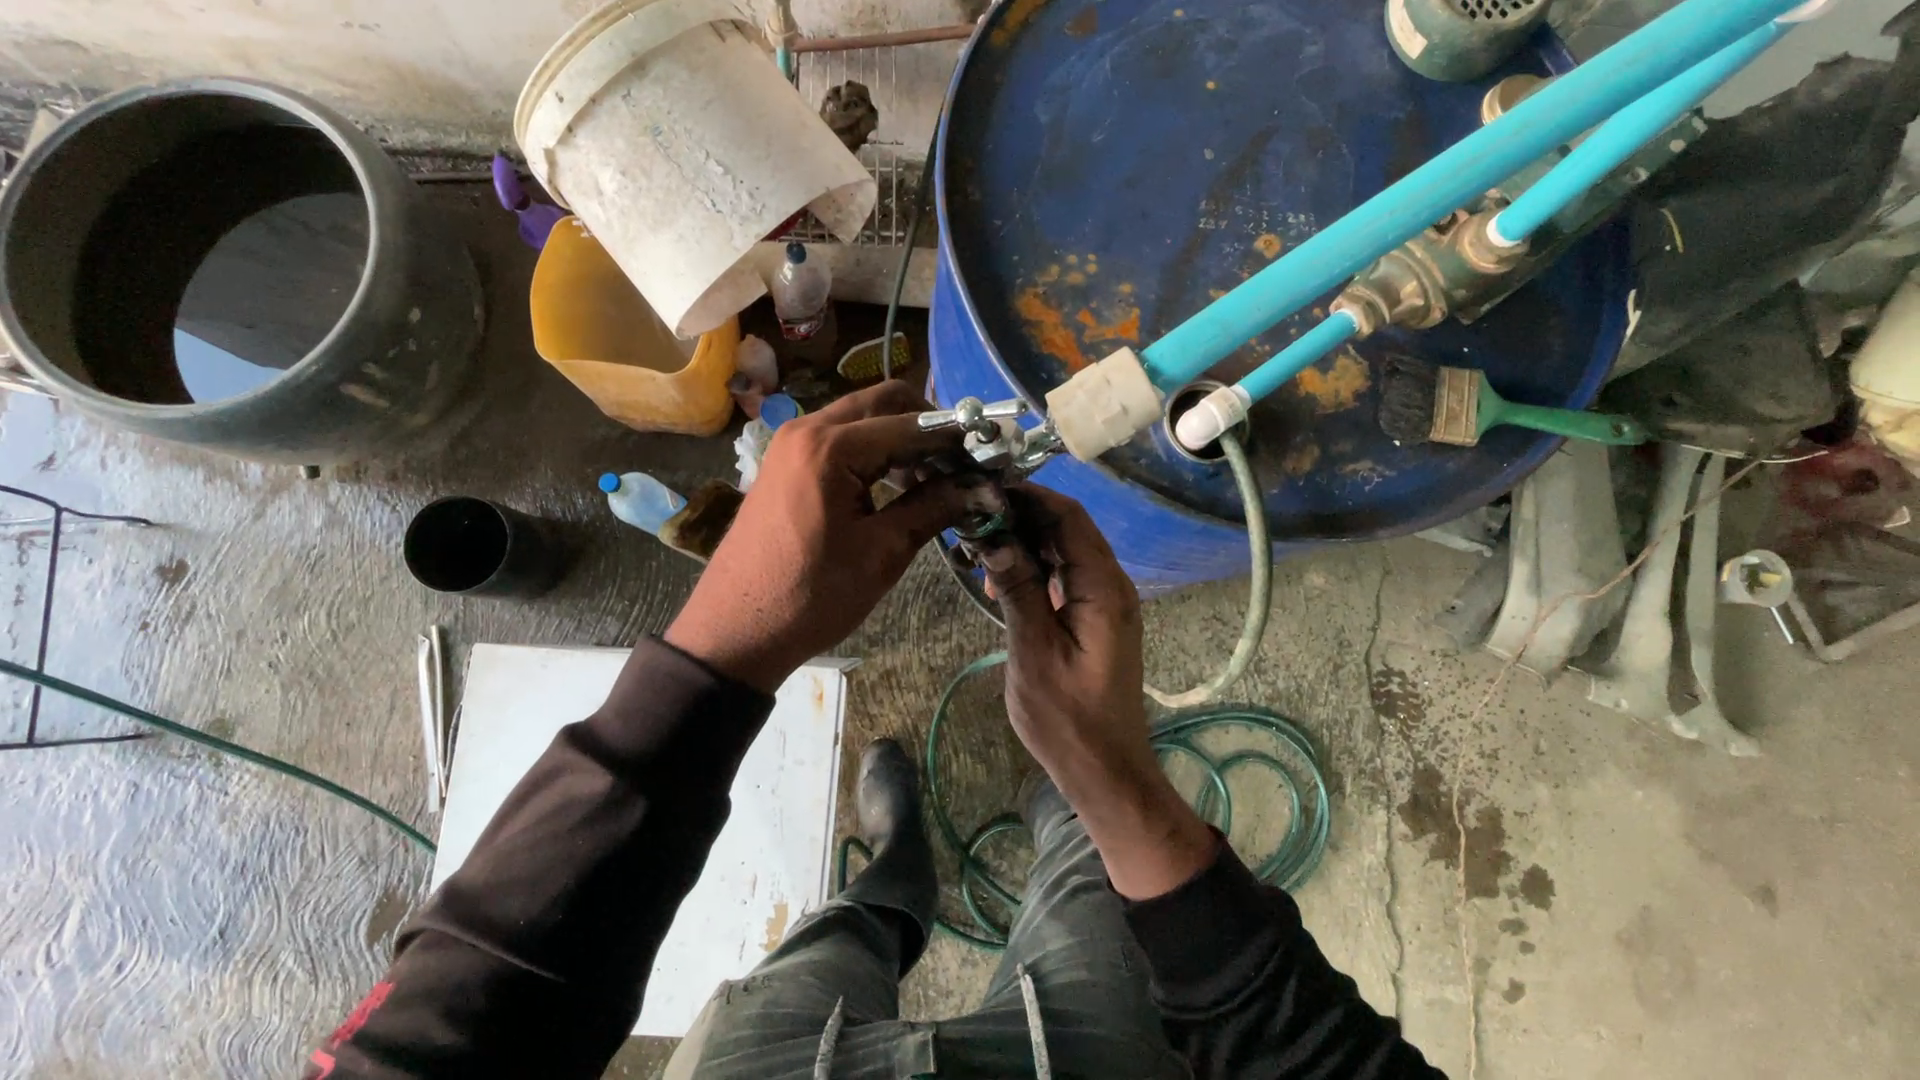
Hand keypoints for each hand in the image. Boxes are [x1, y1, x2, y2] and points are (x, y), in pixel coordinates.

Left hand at [665, 382, 985, 692]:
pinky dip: (875, 454)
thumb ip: (934, 507)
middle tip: (964, 464)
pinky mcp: (787, 464)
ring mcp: (792, 444)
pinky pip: (841, 442)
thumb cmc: (811, 597)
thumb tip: (983, 487)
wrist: (735, 632)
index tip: (992, 453)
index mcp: (830, 447)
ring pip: (862, 421)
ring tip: (939, 480)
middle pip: (884, 404)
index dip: (956, 437)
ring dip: (903, 440)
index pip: (910, 423)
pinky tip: (900, 487)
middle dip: (929, 427)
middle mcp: (808, 429)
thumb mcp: (882, 553)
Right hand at [976, 486, 1217, 898]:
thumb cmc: (1068, 719)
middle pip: (1069, 530)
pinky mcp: (1095, 621)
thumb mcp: (1034, 654)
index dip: (1029, 497)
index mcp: (1103, 589)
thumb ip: (1019, 591)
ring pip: (1066, 553)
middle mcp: (1111, 587)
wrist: (1106, 770)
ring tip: (979, 546)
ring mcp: (1106, 604)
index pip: (1069, 519)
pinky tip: (1002, 580)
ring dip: (1026, 543)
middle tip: (973, 516)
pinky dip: (1036, 570)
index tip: (984, 490)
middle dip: (1022, 517)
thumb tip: (997, 537)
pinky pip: (1066, 579)